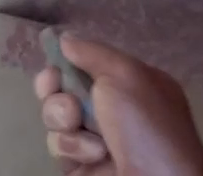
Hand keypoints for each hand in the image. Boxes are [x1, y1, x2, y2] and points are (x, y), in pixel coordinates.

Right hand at [34, 34, 202, 175]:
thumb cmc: (148, 128)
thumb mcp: (126, 74)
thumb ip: (91, 52)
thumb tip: (65, 40)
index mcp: (128, 85)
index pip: (83, 64)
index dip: (63, 64)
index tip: (55, 68)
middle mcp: (110, 110)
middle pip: (60, 88)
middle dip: (56, 93)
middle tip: (71, 106)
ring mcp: (95, 140)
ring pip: (55, 117)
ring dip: (65, 121)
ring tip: (86, 134)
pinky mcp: (82, 167)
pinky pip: (58, 147)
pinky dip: (72, 148)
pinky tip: (93, 156)